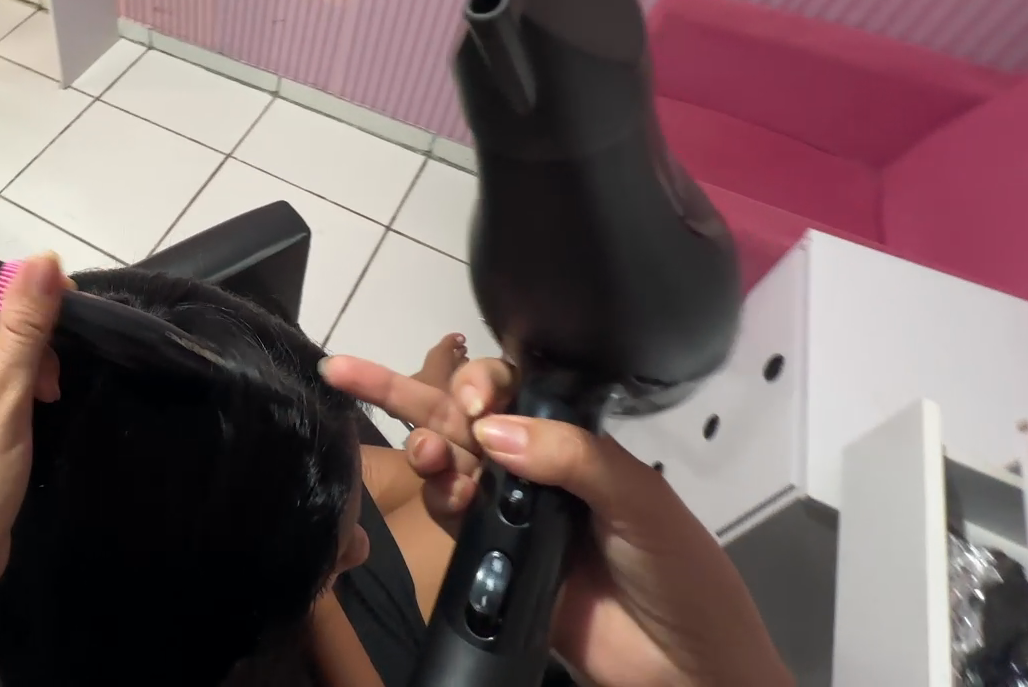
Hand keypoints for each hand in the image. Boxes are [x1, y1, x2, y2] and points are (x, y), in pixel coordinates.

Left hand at [0, 254, 64, 667]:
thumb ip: (25, 324)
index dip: (29, 299)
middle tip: (50, 381)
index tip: (70, 318)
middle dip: (35, 339)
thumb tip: (44, 255)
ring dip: (34, 366)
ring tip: (48, 399)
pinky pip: (4, 383)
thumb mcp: (3, 394)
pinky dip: (27, 390)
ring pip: (7, 352)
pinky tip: (42, 408)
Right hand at [323, 355, 790, 686]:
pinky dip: (436, 497)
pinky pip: (445, 511)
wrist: (685, 675)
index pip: (505, 389)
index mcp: (565, 438)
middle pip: (451, 413)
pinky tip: (449, 498)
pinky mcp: (485, 551)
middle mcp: (526, 462)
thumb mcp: (642, 504)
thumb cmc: (679, 576)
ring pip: (441, 457)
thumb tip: (491, 431)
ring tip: (430, 460)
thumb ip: (572, 457)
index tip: (469, 400)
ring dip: (423, 447)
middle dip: (394, 386)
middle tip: (341, 371)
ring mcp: (502, 507)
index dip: (476, 381)